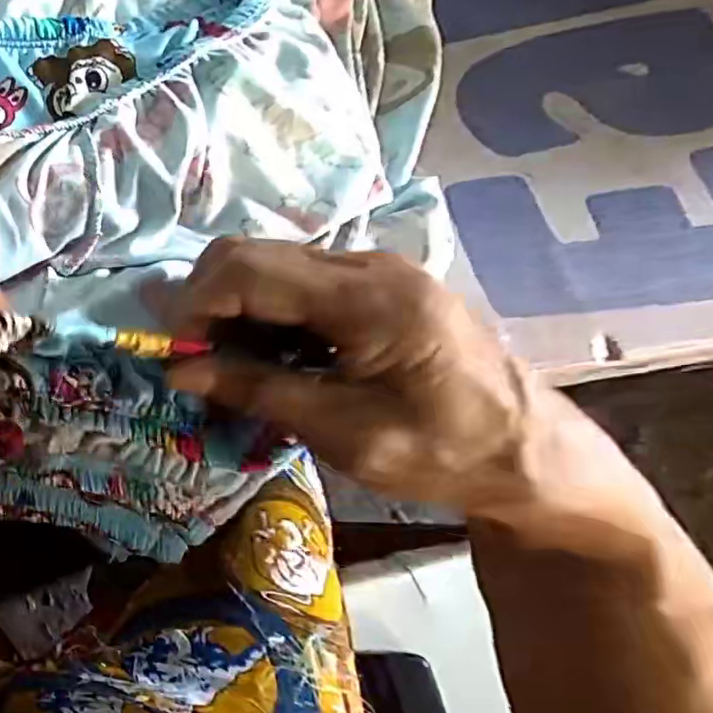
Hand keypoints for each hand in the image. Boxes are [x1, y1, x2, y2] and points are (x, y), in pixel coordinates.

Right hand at [157, 237, 571, 516]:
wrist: (535, 457)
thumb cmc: (445, 453)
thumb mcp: (343, 432)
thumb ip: (255, 391)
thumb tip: (177, 372)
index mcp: (370, 298)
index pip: (246, 270)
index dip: (194, 308)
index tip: (180, 359)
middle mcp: (366, 266)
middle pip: (245, 255)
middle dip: (202, 305)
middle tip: (198, 363)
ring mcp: (368, 271)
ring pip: (258, 264)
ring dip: (224, 311)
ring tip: (227, 366)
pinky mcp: (366, 286)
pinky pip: (284, 281)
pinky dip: (252, 315)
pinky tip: (262, 357)